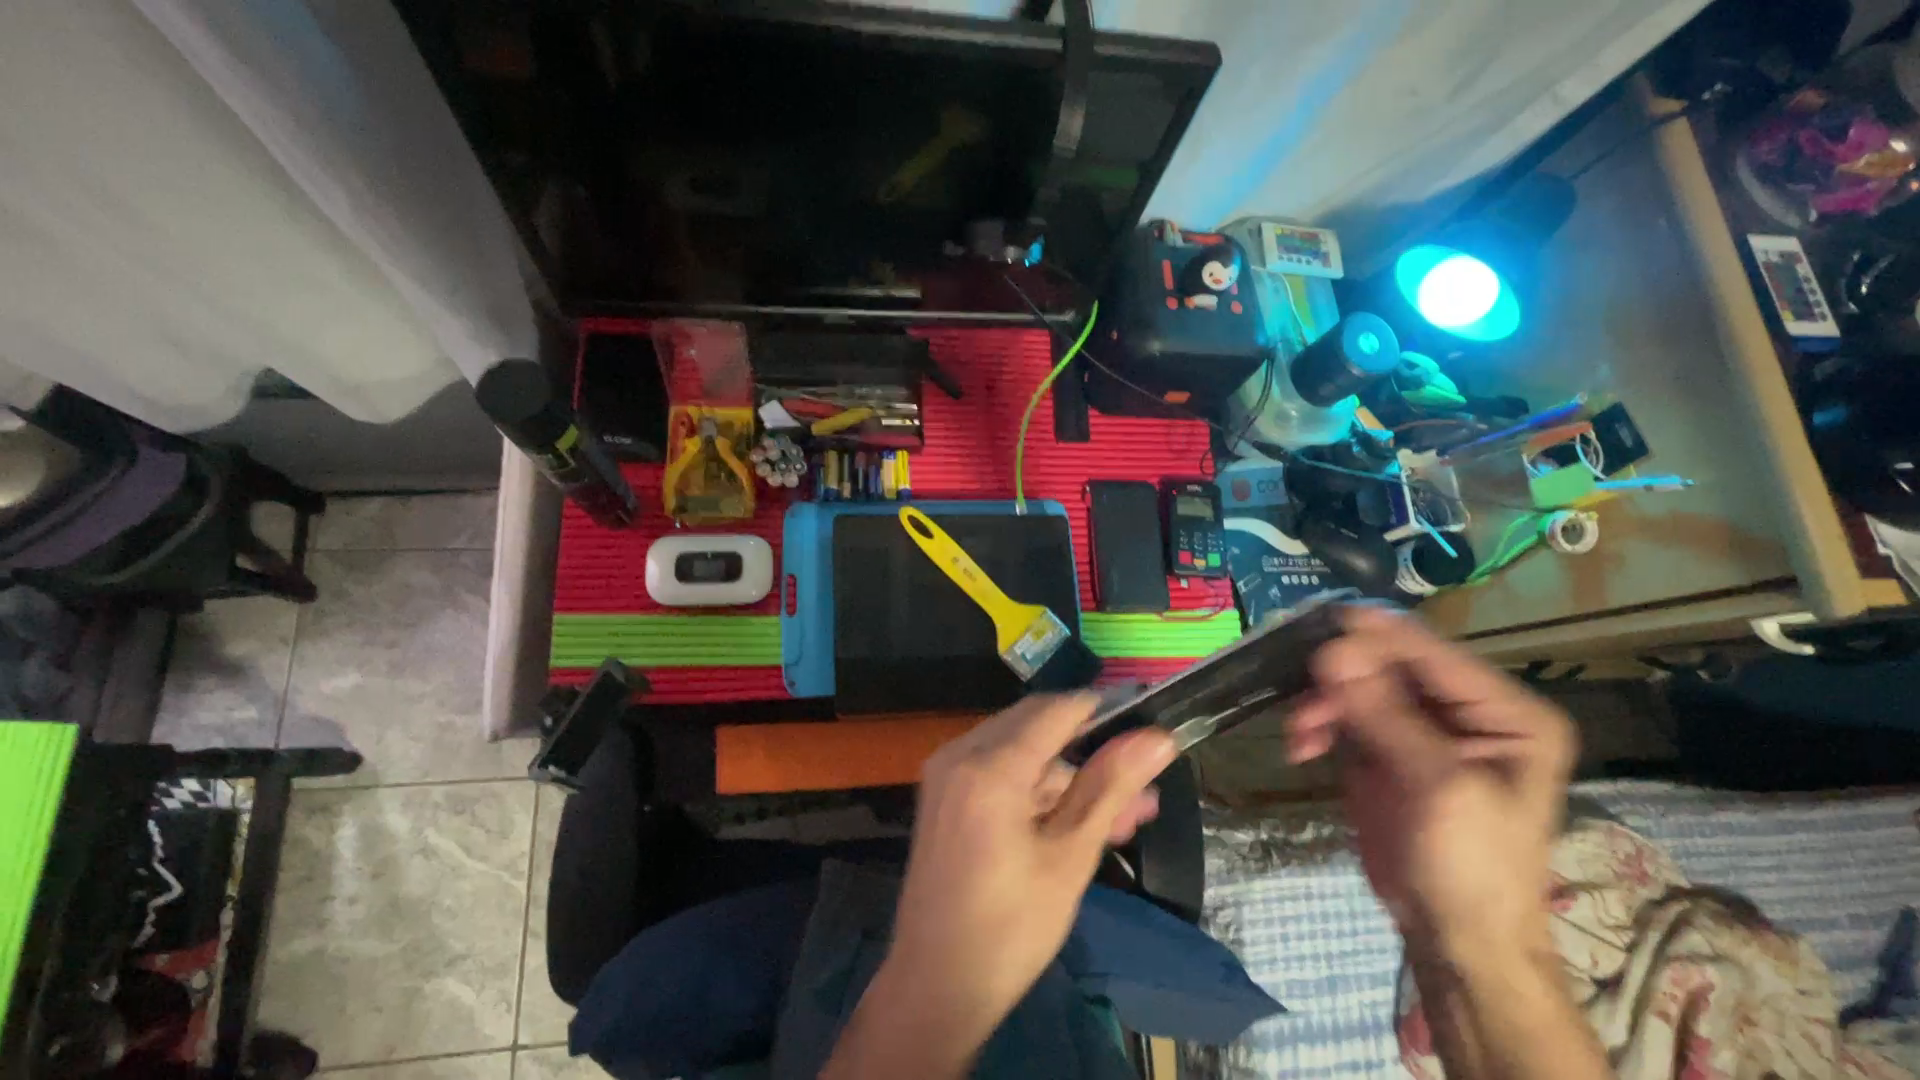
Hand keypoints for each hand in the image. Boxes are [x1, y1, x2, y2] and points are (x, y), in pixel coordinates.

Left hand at [883, 694, 1175, 1047]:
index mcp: (989, 765)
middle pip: (1037, 726)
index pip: (1057, 709)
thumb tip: (1157, 737)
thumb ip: (1111, 786)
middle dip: (1091, 751)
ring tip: (1121, 820)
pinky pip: (997, 773)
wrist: (936, 986)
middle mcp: (959, 754)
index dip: (1106, 713)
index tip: (1148, 733)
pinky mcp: (943, 798)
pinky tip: (1076, 825)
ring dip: (1068, 778)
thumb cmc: (1011, 927)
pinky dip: (1036, 790)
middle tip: (1140, 792)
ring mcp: (945, 775)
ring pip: (1020, 752)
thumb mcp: (1071, 855)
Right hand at [1288, 606, 1575, 958]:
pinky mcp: (1384, 751)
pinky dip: (1318, 725)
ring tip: (1300, 736)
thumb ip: (1386, 714)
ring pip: (1358, 687)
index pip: (1434, 655)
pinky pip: (1343, 716)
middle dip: (1341, 679)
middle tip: (1303, 701)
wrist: (1456, 939)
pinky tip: (1303, 749)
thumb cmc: (1472, 867)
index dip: (1378, 638)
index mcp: (1507, 712)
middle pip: (1390, 666)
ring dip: (1323, 704)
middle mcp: (1466, 711)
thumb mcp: (1439, 786)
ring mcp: (1421, 730)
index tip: (1321, 626)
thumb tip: (1333, 649)